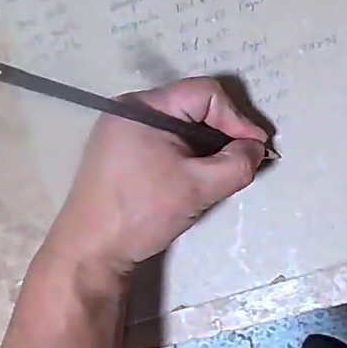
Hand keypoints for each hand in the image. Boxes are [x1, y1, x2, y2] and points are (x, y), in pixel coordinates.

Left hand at [41, 78, 268, 277]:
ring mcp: (123, 131)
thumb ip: (237, 164)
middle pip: (194, 107)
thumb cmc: (140, 214)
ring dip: (207, 147)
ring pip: (182, 126)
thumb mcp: (198, 188)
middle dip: (224, 133)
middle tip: (242, 162)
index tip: (254, 150)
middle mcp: (131, 111)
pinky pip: (166, 141)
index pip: (205, 94)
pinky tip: (194, 180)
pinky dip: (188, 155)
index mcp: (144, 107)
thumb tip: (257, 148)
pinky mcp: (121, 153)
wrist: (89, 252)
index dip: (236, 119)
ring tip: (220, 175)